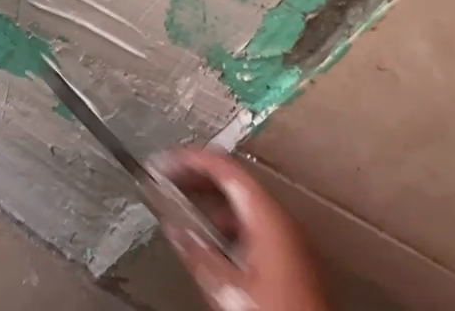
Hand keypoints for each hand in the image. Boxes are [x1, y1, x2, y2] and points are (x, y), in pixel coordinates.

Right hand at [151, 147, 328, 310]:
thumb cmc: (278, 310)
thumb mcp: (228, 286)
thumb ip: (198, 253)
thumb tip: (175, 228)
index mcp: (267, 215)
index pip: (225, 167)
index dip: (192, 159)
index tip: (166, 162)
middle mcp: (280, 216)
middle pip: (233, 179)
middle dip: (197, 176)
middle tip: (167, 178)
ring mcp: (287, 233)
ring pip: (241, 199)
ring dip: (209, 197)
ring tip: (180, 202)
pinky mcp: (288, 251)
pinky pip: (251, 219)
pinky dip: (224, 216)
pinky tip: (207, 234)